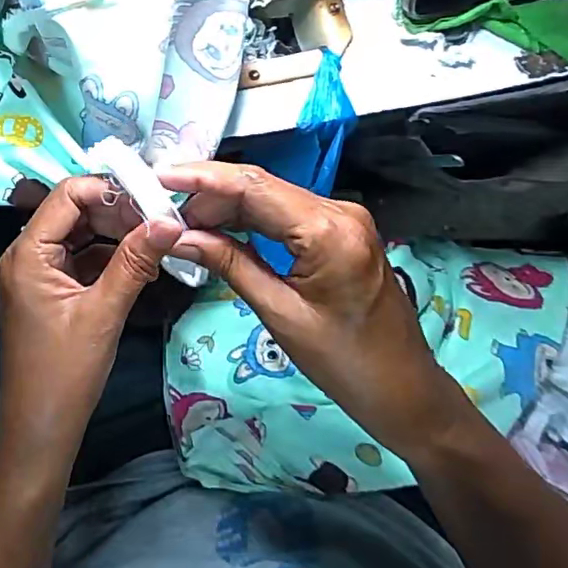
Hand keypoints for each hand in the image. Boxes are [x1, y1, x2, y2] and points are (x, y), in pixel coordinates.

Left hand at [0, 176, 182, 477]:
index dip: (109, 190)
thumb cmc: (65, 372)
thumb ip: (135, 262)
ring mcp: (39, 273)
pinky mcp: (52, 291)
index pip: (68, 195)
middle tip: (162, 218)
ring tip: (158, 237)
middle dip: (117, 212)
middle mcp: (27, 254)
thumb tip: (170, 220)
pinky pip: (82, 259)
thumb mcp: (103, 312)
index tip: (151, 197)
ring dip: (116, 234)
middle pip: (74, 212)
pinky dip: (110, 257)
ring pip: (81, 235)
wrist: (41, 431)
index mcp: (27, 252)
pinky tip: (142, 262)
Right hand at [156, 161, 474, 458]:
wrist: (406, 391)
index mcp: (328, 230)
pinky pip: (283, 213)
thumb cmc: (347, 363)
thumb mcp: (280, 314)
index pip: (253, 187)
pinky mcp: (337, 231)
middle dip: (208, 194)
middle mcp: (338, 211)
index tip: (161, 175)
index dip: (202, 177)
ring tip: (183, 223)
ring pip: (268, 197)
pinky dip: (247, 219)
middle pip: (259, 186)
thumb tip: (180, 237)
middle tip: (164, 211)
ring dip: (224, 207)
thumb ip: (230, 264)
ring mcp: (340, 218)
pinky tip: (218, 229)